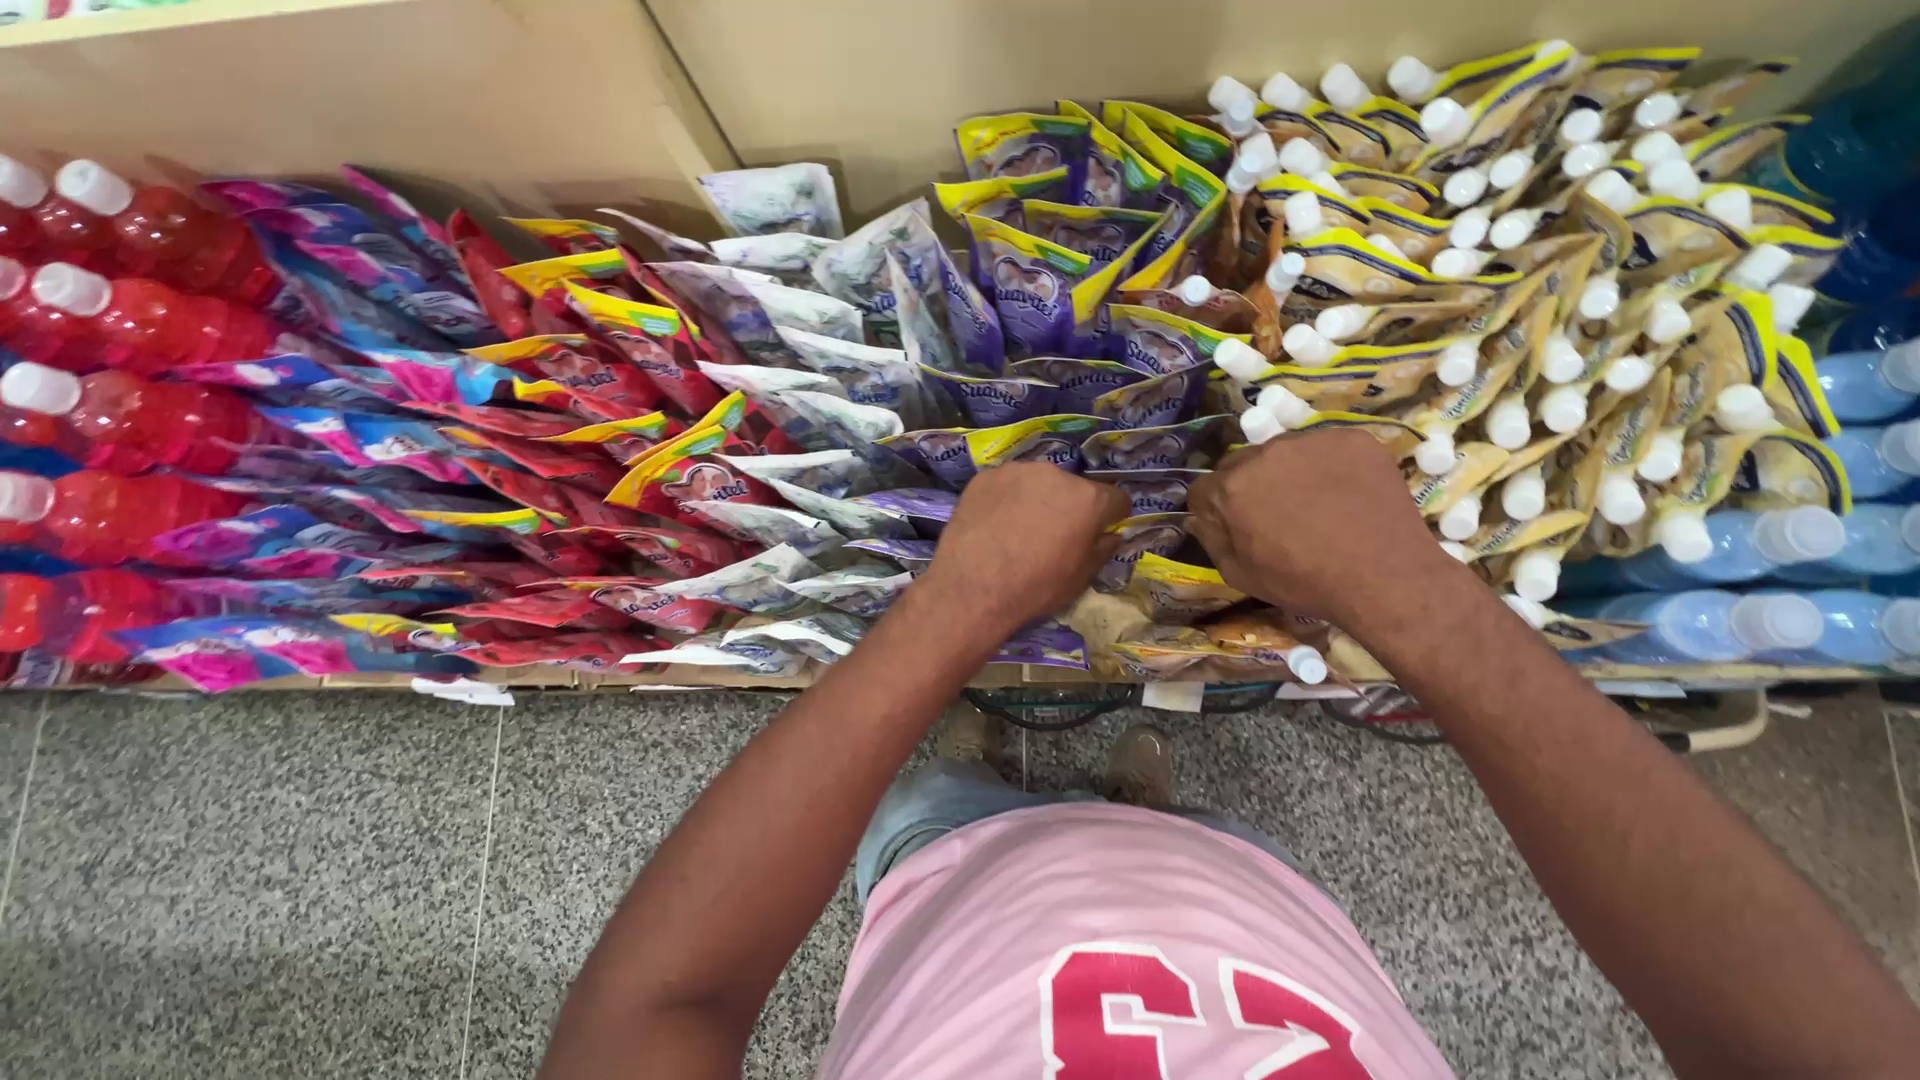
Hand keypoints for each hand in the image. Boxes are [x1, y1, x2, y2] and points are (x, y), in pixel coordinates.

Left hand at [917, 463, 1130, 638]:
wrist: (972, 586)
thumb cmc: (1035, 586)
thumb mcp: (1080, 578)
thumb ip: (1102, 549)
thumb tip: (1110, 535)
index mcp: (1088, 498)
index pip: (1117, 499)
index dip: (1112, 517)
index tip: (1101, 531)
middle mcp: (1056, 474)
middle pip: (1073, 488)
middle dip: (1070, 507)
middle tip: (1053, 535)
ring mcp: (1017, 471)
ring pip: (1037, 483)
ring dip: (1036, 499)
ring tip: (1018, 529)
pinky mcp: (986, 476)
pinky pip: (1006, 485)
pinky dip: (1006, 499)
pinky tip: (994, 524)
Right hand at [1188, 428, 1458, 624]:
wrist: (1384, 576)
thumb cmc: (1305, 583)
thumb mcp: (1242, 575)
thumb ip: (1212, 541)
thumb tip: (1198, 519)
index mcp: (1232, 488)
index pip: (1205, 488)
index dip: (1216, 510)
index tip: (1235, 526)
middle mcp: (1265, 453)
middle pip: (1242, 464)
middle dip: (1251, 486)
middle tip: (1278, 515)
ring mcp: (1311, 441)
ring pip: (1285, 452)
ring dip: (1289, 471)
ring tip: (1317, 503)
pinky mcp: (1352, 438)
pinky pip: (1327, 448)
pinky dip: (1330, 467)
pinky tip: (1346, 494)